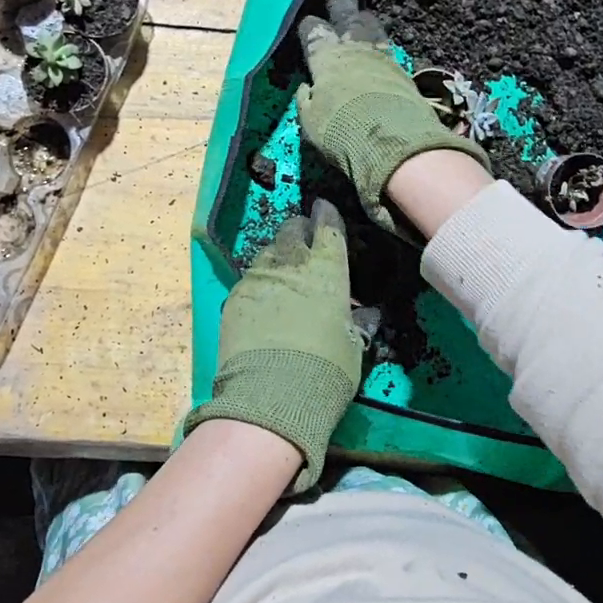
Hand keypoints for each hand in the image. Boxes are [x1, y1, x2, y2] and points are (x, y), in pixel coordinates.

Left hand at [184, 199, 363, 493]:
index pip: (328, 226)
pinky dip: (261, 283)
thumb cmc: (325, 369)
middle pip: (293, 230)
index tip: (325, 208)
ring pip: (268, 252)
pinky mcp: (234, 297)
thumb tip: (367, 312)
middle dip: (301, 230)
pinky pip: (251, 280)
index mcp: (326, 270)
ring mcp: (258, 278)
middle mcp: (290, 264)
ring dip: (279, 257)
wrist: (272, 395)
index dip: (327, 214)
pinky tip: (265, 301)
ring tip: (285, 273)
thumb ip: (359, 323)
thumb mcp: (353, 347)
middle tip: (306, 240)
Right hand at [294, 0, 490, 233]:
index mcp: (326, 58)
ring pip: (372, 28)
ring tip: (362, 15)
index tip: (308, 23)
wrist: (390, 139)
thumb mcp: (311, 121)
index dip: (309, 26)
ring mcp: (382, 57)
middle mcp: (354, 50)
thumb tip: (308, 89)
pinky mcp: (403, 71)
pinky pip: (389, 49)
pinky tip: (381, 47)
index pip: (314, 33)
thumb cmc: (340, 129)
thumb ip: (308, 101)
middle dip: (340, 6)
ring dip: (365, 20)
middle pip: (347, 17)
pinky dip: (382, 45)